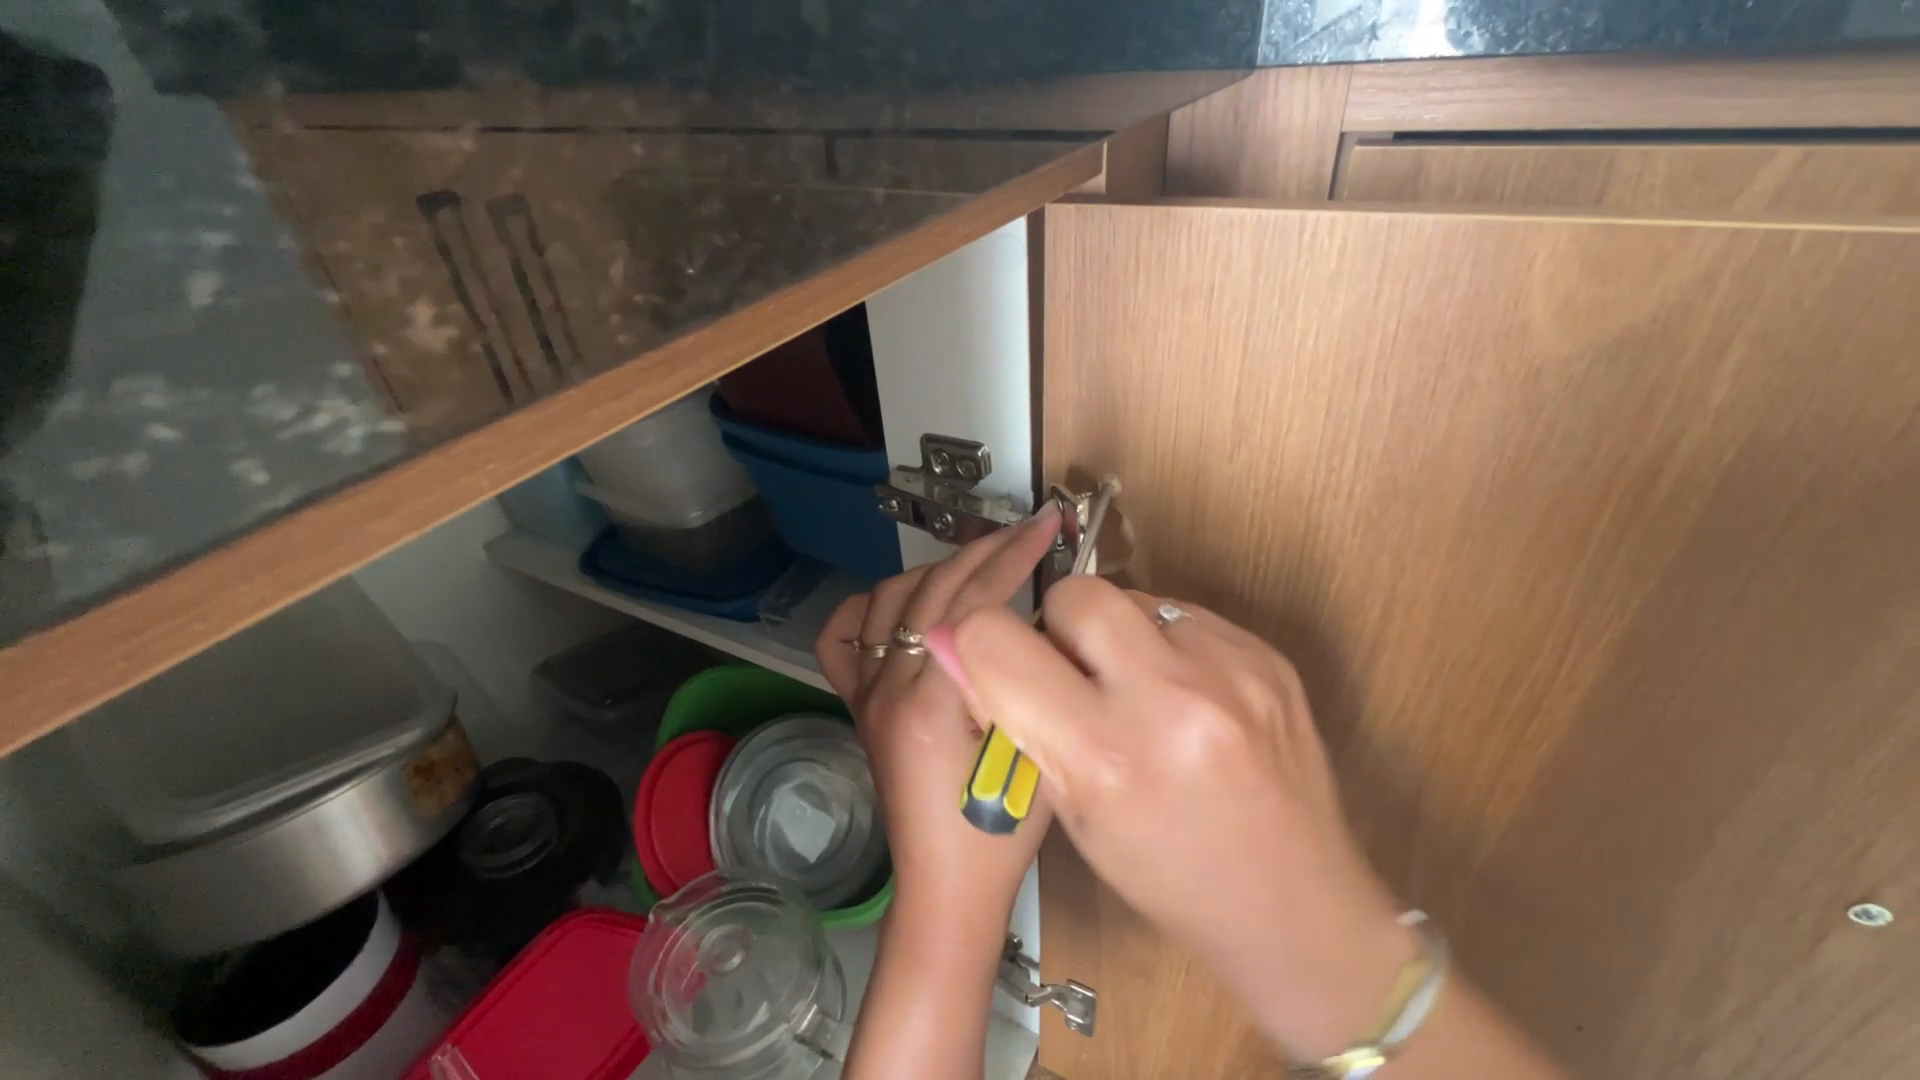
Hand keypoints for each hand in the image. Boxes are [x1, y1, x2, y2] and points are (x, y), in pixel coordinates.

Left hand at [815, 501, 1062, 917]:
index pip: (975, 600)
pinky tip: (901, 601)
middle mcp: (888, 686)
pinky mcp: (858, 706)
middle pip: (934, 589)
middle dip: (987, 549)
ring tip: (981, 562)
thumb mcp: (1033, 754)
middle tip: (1027, 531)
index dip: (1016, 556)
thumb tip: (1036, 618)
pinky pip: (843, 640)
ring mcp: (866, 694)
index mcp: (932, 700)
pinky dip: (868, 608)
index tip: (1048, 526)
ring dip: (938, 569)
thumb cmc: (998, 834)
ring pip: (890, 599)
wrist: (946, 887)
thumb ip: (1027, 681)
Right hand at [924, 576, 1416, 1061]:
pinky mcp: (1267, 653)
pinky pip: (1182, 614)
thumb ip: (1013, 719)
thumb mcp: (1073, 816)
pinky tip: (1184, 698)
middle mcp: (1171, 697)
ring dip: (1114, 634)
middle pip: (1073, 594)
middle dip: (1057, 628)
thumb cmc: (1169, 879)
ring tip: (1137, 694)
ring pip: (1130, 596)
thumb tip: (953, 640)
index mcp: (1106, 757)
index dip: (980, 644)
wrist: (1297, 904)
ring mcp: (1231, 668)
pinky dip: (1164, 644)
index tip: (993, 662)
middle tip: (1075, 679)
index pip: (997, 641)